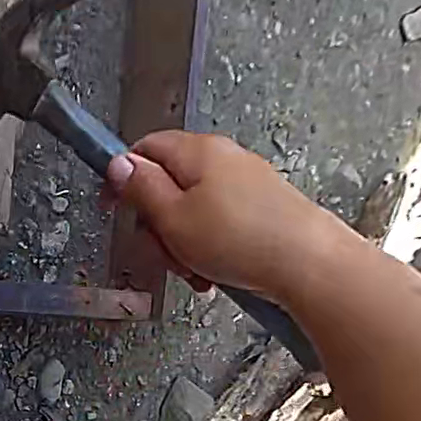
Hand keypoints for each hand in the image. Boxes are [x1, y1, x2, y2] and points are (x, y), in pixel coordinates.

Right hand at [105, 131, 354, 300]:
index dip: (123, 178)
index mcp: (198, 152)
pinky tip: (210, 272)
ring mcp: (244, 183)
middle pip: (166, 184)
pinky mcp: (259, 208)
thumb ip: (140, 187)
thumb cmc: (240, 239)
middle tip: (158, 249)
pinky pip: (215, 224)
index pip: (145, 148)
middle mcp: (223, 159)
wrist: (307, 263)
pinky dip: (204, 247)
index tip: (113, 207)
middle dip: (155, 222)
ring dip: (179, 242)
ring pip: (189, 209)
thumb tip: (119, 164)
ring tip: (190, 268)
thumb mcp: (171, 217)